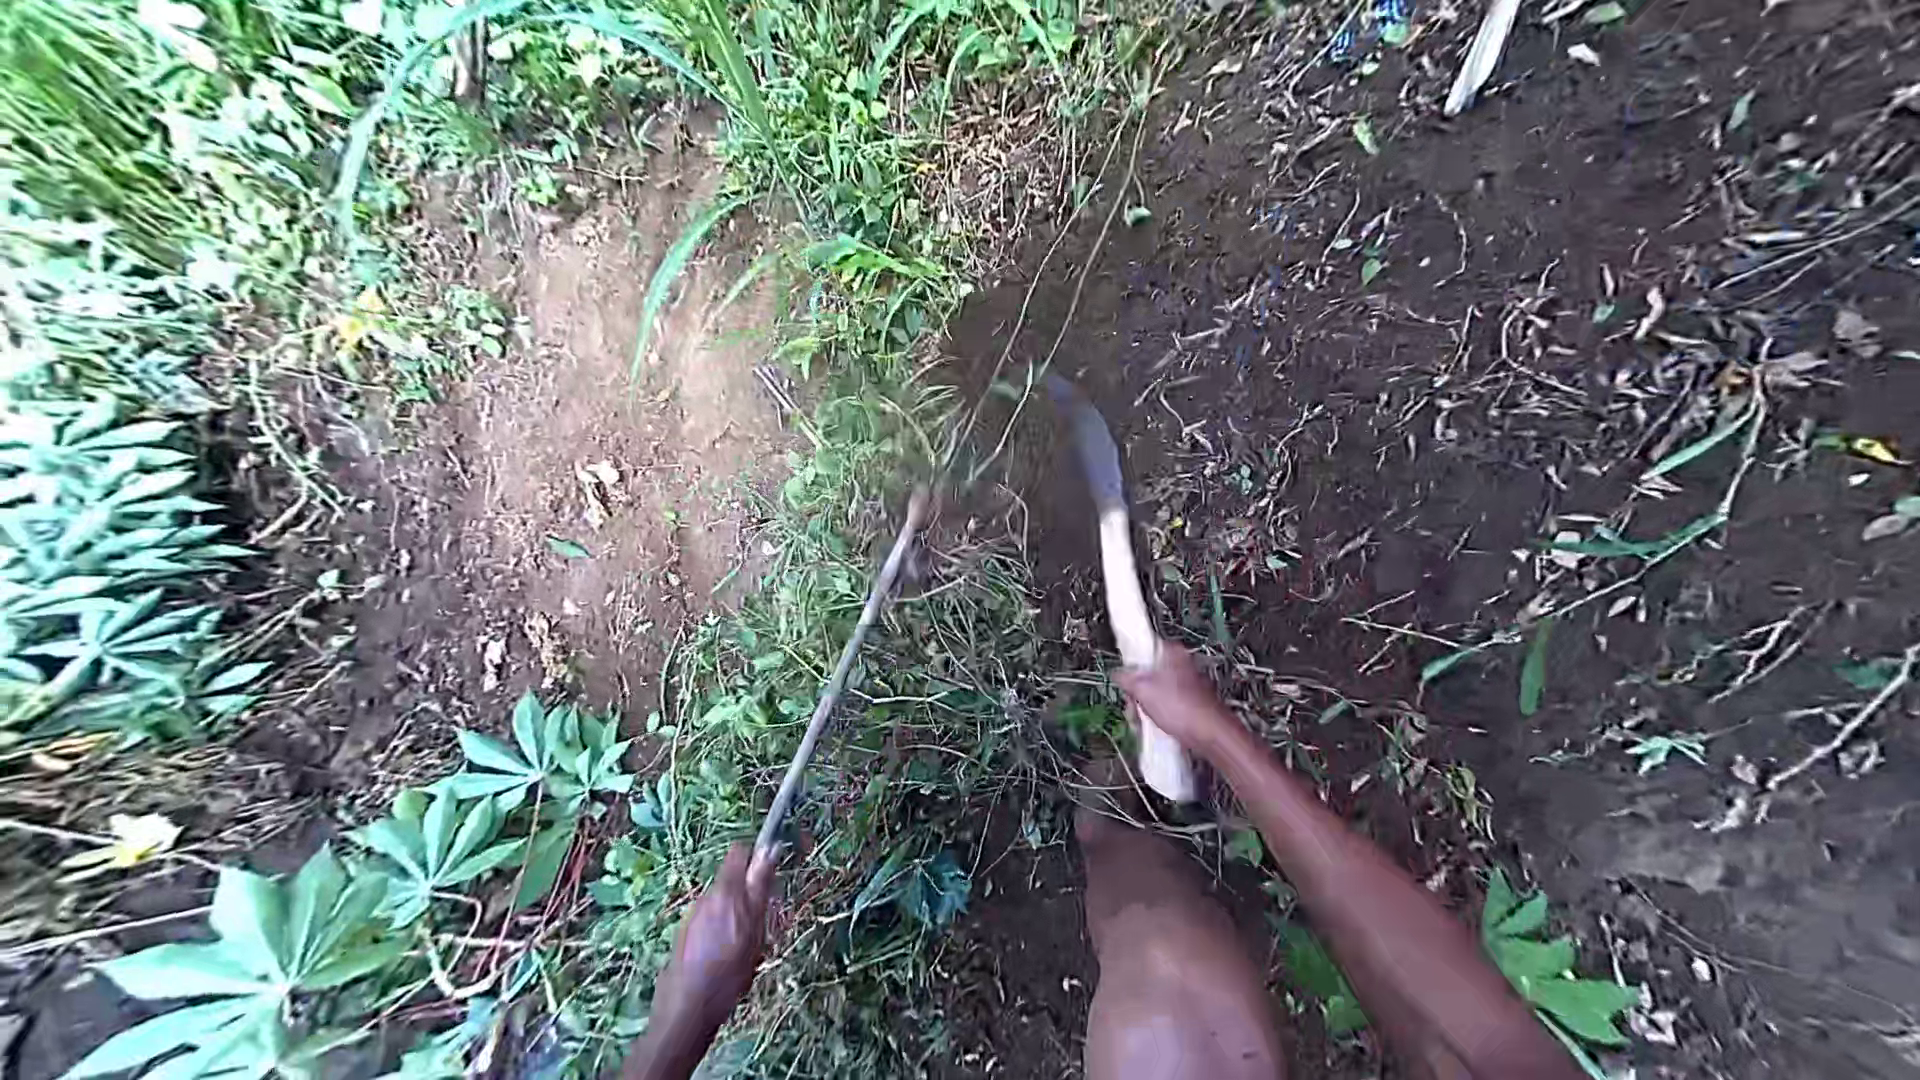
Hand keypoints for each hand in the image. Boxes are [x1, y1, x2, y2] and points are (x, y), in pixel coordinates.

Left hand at [651, 843, 775, 1034]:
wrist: (686, 1012)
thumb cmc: (728, 969)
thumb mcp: (755, 926)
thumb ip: (760, 885)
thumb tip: (769, 849)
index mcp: (725, 889)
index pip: (740, 851)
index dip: (756, 857)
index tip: (768, 875)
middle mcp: (706, 897)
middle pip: (731, 879)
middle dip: (747, 892)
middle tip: (760, 920)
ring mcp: (692, 917)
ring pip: (722, 902)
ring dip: (734, 913)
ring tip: (742, 944)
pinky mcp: (684, 937)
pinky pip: (709, 921)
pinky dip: (719, 930)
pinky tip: (723, 957)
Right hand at [1114, 643, 1241, 757]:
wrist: (1211, 735)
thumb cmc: (1185, 709)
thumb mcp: (1142, 690)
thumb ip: (1125, 678)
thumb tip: (1117, 674)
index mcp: (1172, 652)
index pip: (1142, 648)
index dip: (1129, 664)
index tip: (1122, 676)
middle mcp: (1181, 664)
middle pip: (1146, 672)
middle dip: (1136, 690)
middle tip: (1133, 702)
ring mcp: (1186, 683)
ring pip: (1154, 690)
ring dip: (1145, 704)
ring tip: (1144, 717)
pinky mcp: (1189, 701)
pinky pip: (1165, 703)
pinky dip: (1158, 712)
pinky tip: (1156, 724)